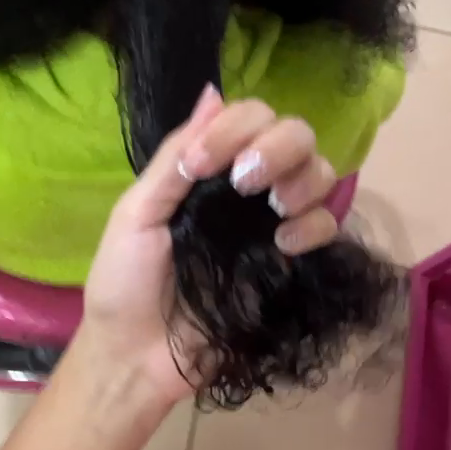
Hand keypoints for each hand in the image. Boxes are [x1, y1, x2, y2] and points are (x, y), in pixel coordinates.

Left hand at [71, 86, 344, 406]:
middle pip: (294, 135)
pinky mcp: (289, 265)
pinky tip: (284, 246)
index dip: (235, 128)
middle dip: (279, 146)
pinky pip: (326, 227)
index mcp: (204, 171)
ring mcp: (269, 226)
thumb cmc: (123, 284)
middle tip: (247, 182)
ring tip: (274, 210)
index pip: (245, 118)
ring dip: (304, 179)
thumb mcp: (135, 214)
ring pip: (320, 173)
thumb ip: (174, 158)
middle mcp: (243, 190)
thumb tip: (212, 92)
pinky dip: (315, 226)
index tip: (203, 165)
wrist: (137, 357)